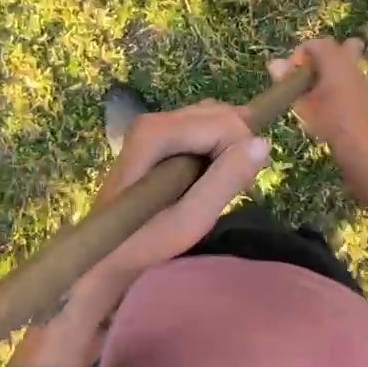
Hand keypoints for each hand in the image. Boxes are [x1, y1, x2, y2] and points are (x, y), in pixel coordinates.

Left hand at [85, 100, 268, 288]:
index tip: (234, 190)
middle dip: (235, 148)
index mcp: (155, 133)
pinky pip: (203, 125)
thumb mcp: (190, 220)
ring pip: (214, 117)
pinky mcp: (160, 132)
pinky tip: (207, 174)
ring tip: (214, 184)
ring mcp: (155, 123)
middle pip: (220, 114)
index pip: (224, 123)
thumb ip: (225, 180)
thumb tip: (262, 142)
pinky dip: (216, 146)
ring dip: (227, 148)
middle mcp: (154, 118)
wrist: (105, 251)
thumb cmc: (146, 241)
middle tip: (224, 190)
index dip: (239, 154)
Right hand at [268, 37, 367, 150]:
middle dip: (318, 58)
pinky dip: (335, 84)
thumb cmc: (330, 120)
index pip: (315, 44)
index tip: (291, 76)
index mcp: (335, 59)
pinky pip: (347, 78)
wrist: (361, 145)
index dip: (298, 56)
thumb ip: (288, 79)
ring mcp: (359, 78)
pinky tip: (324, 103)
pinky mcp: (363, 94)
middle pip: (335, 48)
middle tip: (305, 77)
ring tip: (312, 92)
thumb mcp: (302, 101)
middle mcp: (349, 63)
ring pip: (343, 63)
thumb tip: (274, 63)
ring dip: (326, 72)